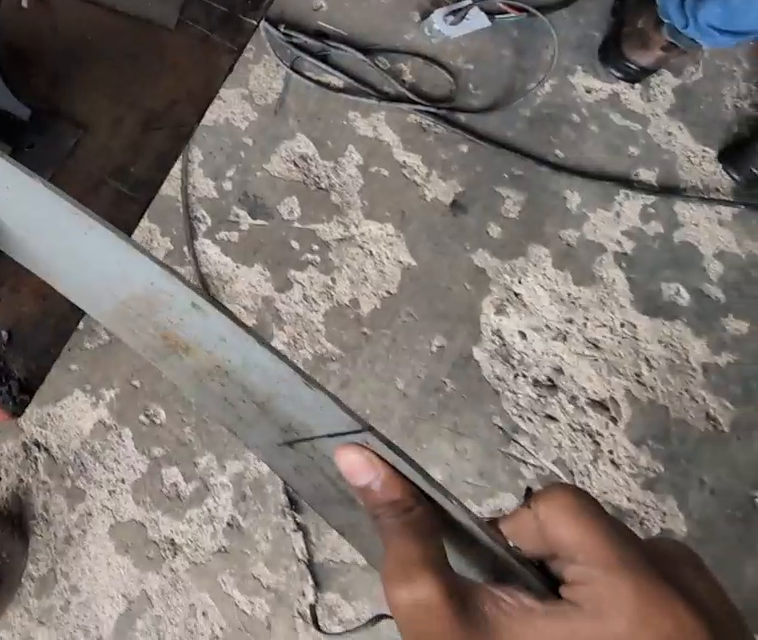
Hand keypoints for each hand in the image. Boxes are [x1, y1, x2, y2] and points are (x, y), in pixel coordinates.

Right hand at [334, 444, 748, 639]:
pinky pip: (691, 601)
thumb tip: (355, 454)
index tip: (508, 594)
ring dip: (608, 579)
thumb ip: (404, 530)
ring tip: (574, 630)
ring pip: (655, 562)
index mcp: (636, 598)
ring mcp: (728, 638)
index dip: (515, 535)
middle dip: (558, 558)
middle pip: (610, 530)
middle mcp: (702, 613)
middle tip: (536, 616)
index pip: (559, 504)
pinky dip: (648, 610)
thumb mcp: (438, 613)